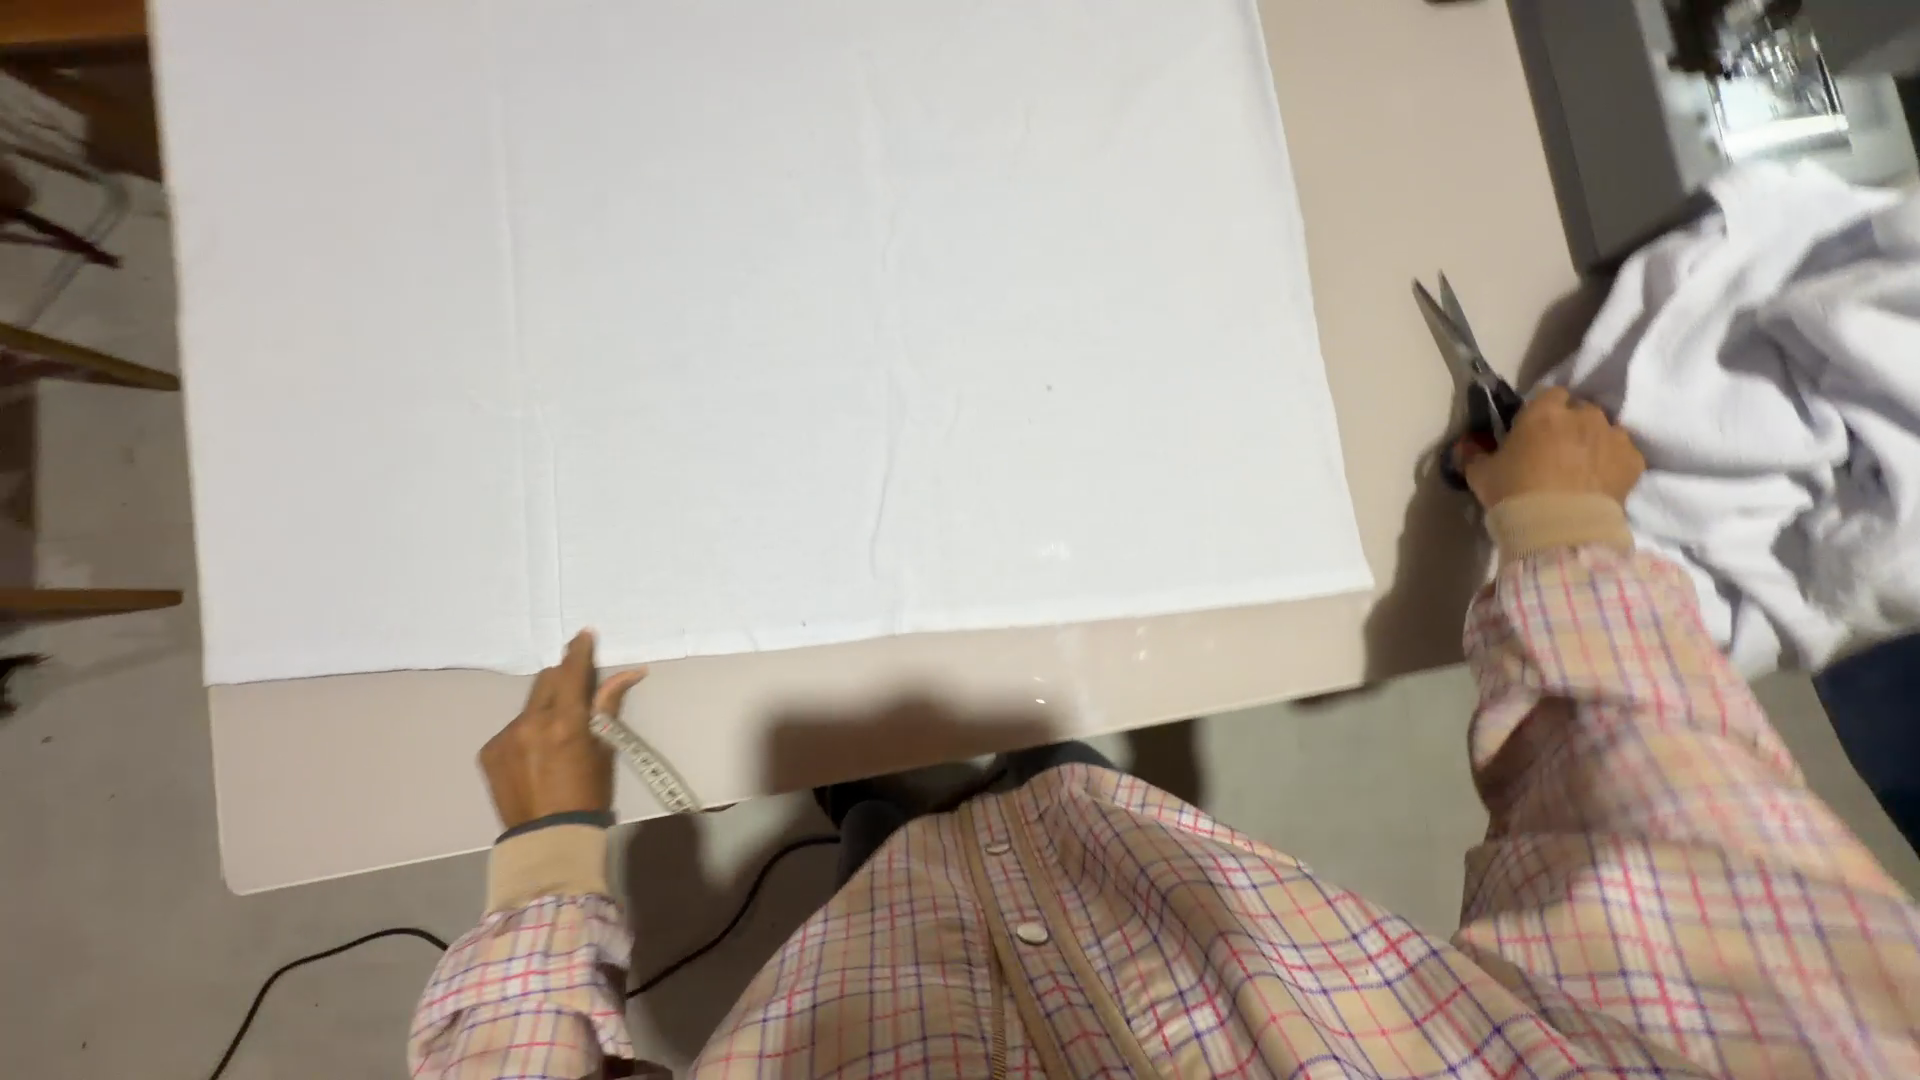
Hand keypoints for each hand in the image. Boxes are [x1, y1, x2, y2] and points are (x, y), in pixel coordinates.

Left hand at [478, 630, 647, 831]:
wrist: (547, 837)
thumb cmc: (588, 793)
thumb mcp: (605, 749)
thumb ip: (608, 707)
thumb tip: (629, 672)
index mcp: (564, 723)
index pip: (572, 673)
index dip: (579, 651)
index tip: (584, 634)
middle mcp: (530, 723)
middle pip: (547, 680)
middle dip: (564, 677)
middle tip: (579, 684)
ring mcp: (504, 737)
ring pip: (530, 704)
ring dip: (547, 706)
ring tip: (557, 732)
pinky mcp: (488, 752)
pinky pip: (513, 727)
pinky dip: (529, 730)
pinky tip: (537, 753)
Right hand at [1460, 387, 1644, 509]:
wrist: (1558, 526)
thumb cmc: (1513, 492)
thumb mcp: (1479, 474)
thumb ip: (1474, 454)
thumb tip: (1466, 445)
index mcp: (1543, 413)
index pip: (1550, 393)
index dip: (1543, 409)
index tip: (1532, 427)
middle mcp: (1583, 417)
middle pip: (1581, 409)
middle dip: (1571, 423)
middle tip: (1555, 448)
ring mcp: (1613, 437)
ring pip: (1606, 429)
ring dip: (1594, 440)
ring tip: (1580, 465)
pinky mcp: (1634, 460)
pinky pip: (1623, 453)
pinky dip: (1612, 461)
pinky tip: (1598, 480)